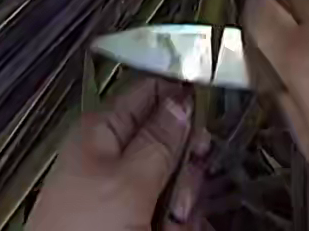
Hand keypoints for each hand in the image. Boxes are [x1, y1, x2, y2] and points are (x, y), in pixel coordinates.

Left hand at [28, 76, 212, 230]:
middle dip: (186, 162)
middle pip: (168, 139)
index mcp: (102, 130)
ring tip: (176, 221)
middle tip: (184, 188)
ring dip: (185, 198)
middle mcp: (112, 157)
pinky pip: (168, 213)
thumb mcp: (127, 183)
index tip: (206, 108)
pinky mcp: (131, 225)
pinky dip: (178, 223)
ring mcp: (123, 195)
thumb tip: (181, 100)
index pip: (149, 92)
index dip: (180, 95)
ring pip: (173, 180)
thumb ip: (158, 140)